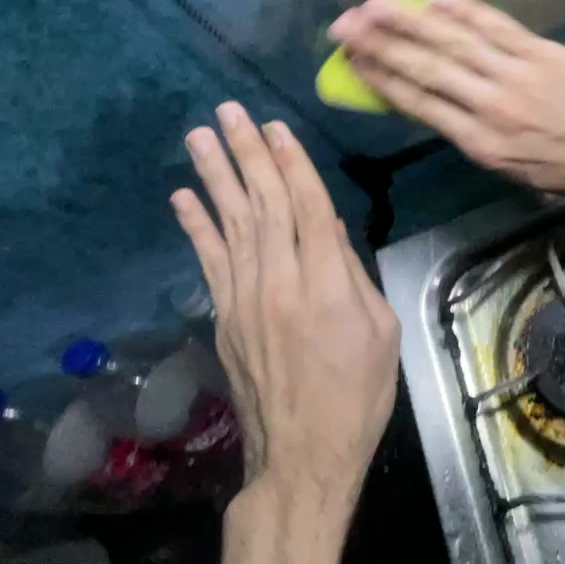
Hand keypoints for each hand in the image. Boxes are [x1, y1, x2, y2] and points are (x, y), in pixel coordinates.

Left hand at [170, 102, 398, 561]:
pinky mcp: (224, 317)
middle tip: (230, 111)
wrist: (304, 452)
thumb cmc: (359, 389)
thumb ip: (351, 271)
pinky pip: (208, 262)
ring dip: (214, 176)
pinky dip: (195, 226)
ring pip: (230, 224)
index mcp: (326, 283)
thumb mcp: (380, 327)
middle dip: (247, 153)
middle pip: (262, 204)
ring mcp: (245, 298)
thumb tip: (326, 223)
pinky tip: (184, 196)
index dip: (290, 162)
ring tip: (200, 136)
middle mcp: (280, 281)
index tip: (276, 125)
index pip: (305, 205)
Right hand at [328, 0, 564, 198]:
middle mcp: (490, 106)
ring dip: (411, 20)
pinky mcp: (542, 53)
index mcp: (480, 143)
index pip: (419, 104)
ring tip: (376, 2)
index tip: (351, 60)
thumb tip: (433, 105)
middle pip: (426, 68)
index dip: (381, 78)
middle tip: (344, 23)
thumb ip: (472, 135)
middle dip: (381, 45)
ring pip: (454, 43)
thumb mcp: (511, 169)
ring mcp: (517, 74)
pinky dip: (464, 10)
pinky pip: (496, 26)